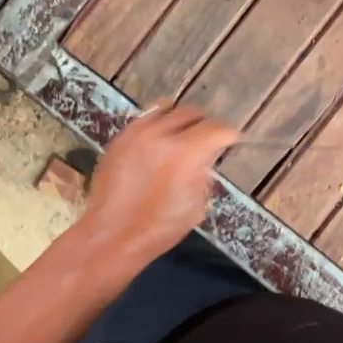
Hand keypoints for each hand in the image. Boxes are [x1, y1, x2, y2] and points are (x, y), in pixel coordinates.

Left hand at [50, 102, 238, 280]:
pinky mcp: (120, 138)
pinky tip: (157, 143)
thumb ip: (204, 175)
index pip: (217, 128)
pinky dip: (156, 125)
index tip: (230, 142)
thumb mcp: (196, 206)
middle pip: (192, 113)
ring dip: (178, 120)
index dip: (228, 135)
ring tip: (179, 137)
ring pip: (166, 108)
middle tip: (204, 143)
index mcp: (187, 152)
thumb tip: (204, 160)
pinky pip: (144, 119)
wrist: (112, 235)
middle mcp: (162, 134)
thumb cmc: (159, 228)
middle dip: (203, 126)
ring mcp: (137, 132)